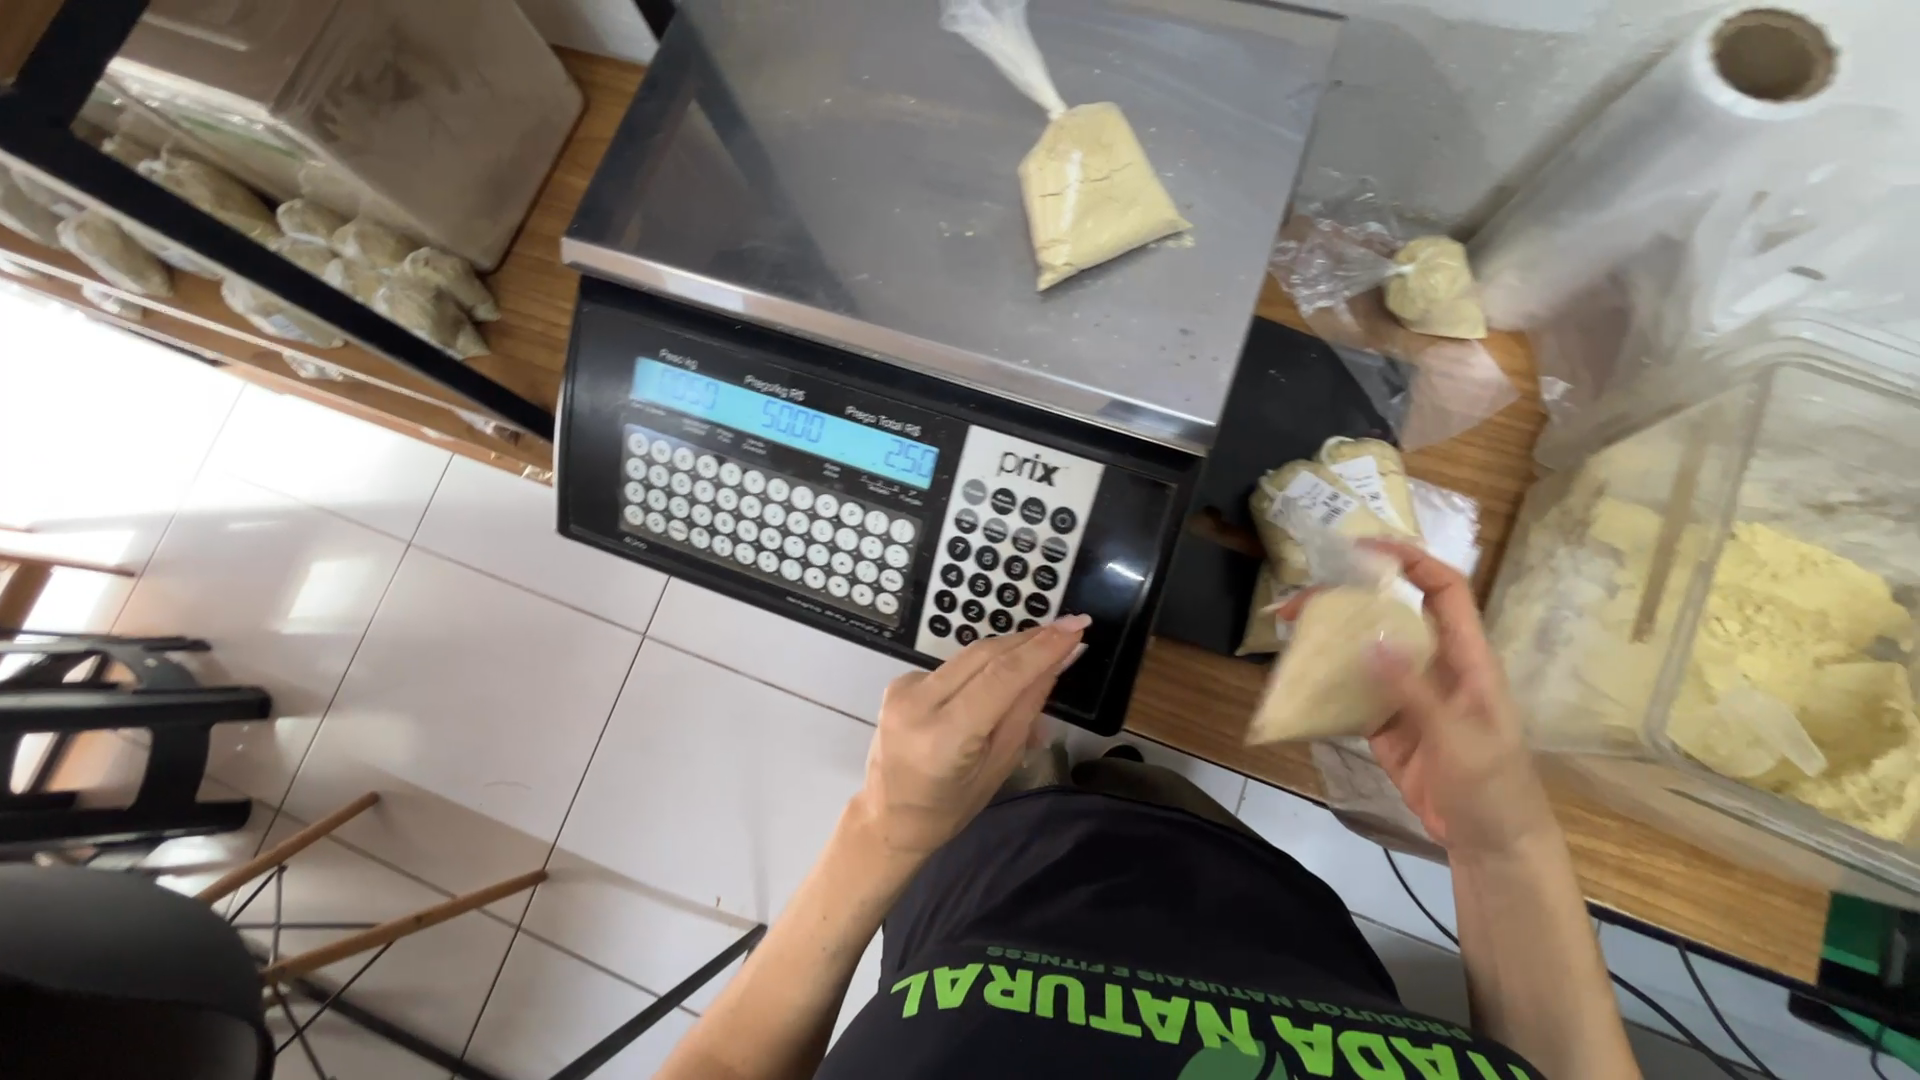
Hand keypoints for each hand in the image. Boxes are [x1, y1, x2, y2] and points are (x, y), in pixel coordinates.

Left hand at [854, 616, 1088, 857]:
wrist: (888, 816)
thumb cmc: (948, 807)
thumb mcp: (998, 766)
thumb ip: (1025, 711)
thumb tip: (1055, 664)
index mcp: (944, 737)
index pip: (1001, 678)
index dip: (1042, 648)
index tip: (1075, 626)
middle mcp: (918, 704)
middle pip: (985, 655)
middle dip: (1031, 639)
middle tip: (1070, 628)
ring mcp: (903, 689)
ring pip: (970, 656)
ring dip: (1011, 649)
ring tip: (1047, 646)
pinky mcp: (900, 682)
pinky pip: (953, 666)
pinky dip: (983, 666)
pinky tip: (1004, 674)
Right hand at [1279, 540, 1555, 856]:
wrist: (1492, 848)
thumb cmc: (1494, 791)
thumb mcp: (1460, 739)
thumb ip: (1415, 690)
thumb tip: (1370, 639)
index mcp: (1467, 659)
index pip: (1444, 590)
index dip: (1410, 561)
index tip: (1363, 548)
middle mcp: (1435, 666)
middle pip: (1390, 614)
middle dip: (1347, 598)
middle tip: (1298, 599)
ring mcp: (1407, 695)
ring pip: (1364, 650)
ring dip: (1328, 637)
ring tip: (1288, 629)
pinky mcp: (1386, 723)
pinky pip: (1351, 691)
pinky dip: (1324, 681)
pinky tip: (1297, 676)